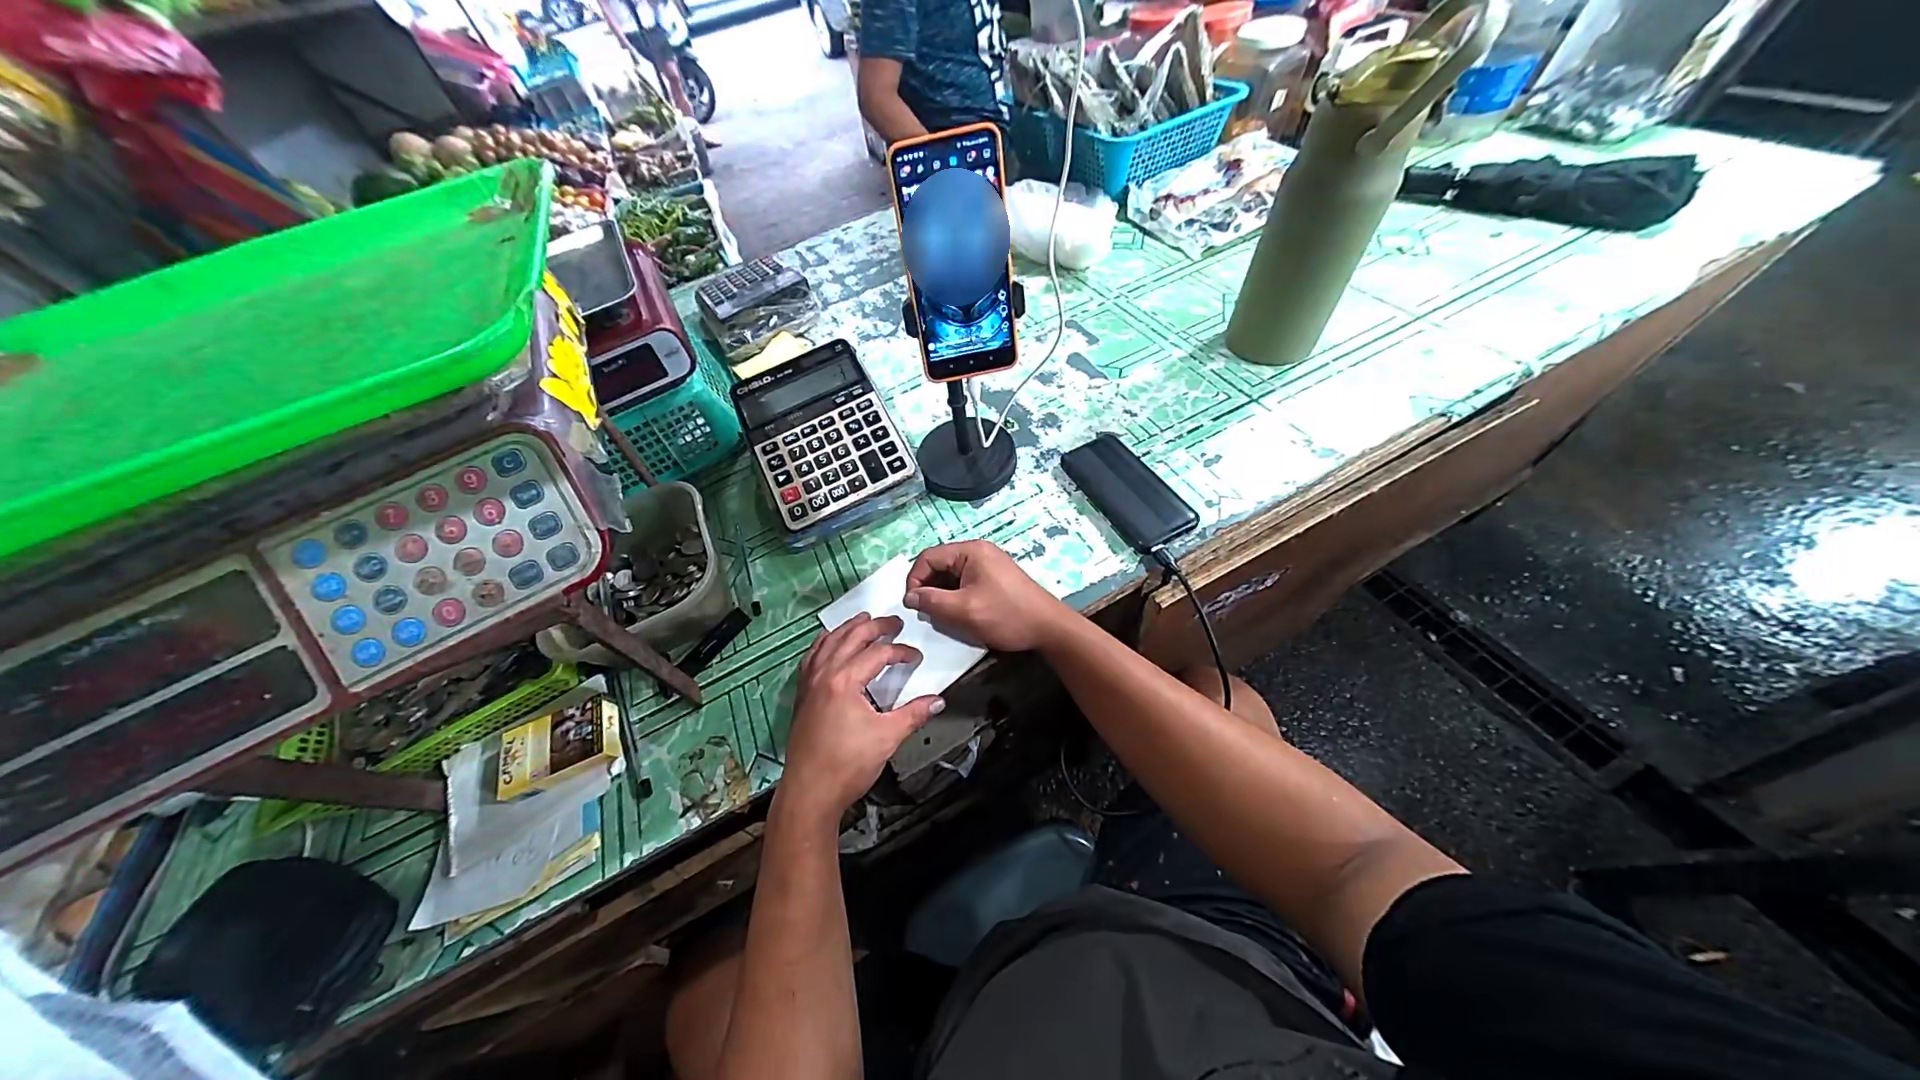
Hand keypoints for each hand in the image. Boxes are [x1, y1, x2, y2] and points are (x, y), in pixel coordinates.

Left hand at [781, 613, 944, 822]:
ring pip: (828, 643)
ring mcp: (809, 684)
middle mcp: (824, 675)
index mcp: (844, 681)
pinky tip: (829, 645)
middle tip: (893, 622)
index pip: (878, 654)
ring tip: (862, 621)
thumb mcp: (887, 737)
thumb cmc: (847, 765)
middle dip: (874, 627)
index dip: (901, 652)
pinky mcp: (802, 696)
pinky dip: (824, 644)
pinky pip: (812, 657)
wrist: (810, 792)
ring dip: (847, 629)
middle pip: (851, 638)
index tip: (915, 658)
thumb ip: (914, 714)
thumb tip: (938, 701)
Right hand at [903, 541, 1074, 652]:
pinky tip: (960, 614)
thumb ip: (932, 601)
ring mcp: (988, 564)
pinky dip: (956, 596)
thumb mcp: (964, 610)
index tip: (913, 605)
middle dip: (929, 588)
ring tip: (944, 616)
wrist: (1048, 627)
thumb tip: (909, 597)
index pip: (928, 557)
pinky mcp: (995, 578)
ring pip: (951, 575)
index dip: (915, 579)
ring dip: (942, 595)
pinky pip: (965, 582)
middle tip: (928, 612)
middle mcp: (978, 552)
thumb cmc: (1006, 616)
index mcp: (970, 551)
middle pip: (939, 564)